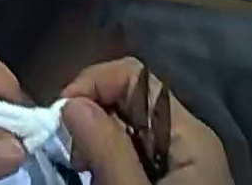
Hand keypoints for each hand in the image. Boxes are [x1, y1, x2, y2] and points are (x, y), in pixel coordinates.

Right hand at [60, 57, 234, 183]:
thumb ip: (109, 151)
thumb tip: (70, 102)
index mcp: (191, 133)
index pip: (135, 76)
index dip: (94, 82)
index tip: (61, 112)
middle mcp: (188, 139)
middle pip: (130, 101)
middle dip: (93, 114)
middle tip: (68, 152)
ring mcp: (183, 164)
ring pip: (128, 129)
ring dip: (98, 140)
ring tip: (81, 169)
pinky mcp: (174, 182)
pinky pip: (135, 155)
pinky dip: (111, 161)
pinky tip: (99, 177)